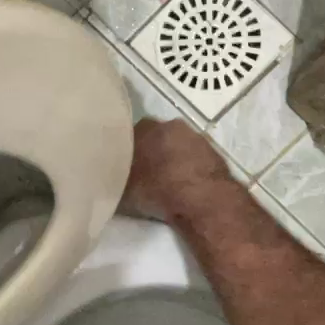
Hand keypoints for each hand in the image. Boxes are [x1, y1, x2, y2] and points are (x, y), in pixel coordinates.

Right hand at [120, 119, 234, 221]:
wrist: (201, 199)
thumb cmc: (156, 189)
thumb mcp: (122, 189)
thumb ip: (115, 178)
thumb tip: (110, 179)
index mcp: (144, 127)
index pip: (130, 135)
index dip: (126, 151)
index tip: (124, 166)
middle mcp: (170, 125)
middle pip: (156, 137)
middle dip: (152, 151)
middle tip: (146, 174)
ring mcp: (196, 137)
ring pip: (178, 146)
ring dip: (173, 159)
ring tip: (168, 182)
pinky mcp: (215, 152)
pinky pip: (196, 158)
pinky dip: (190, 168)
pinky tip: (186, 186)